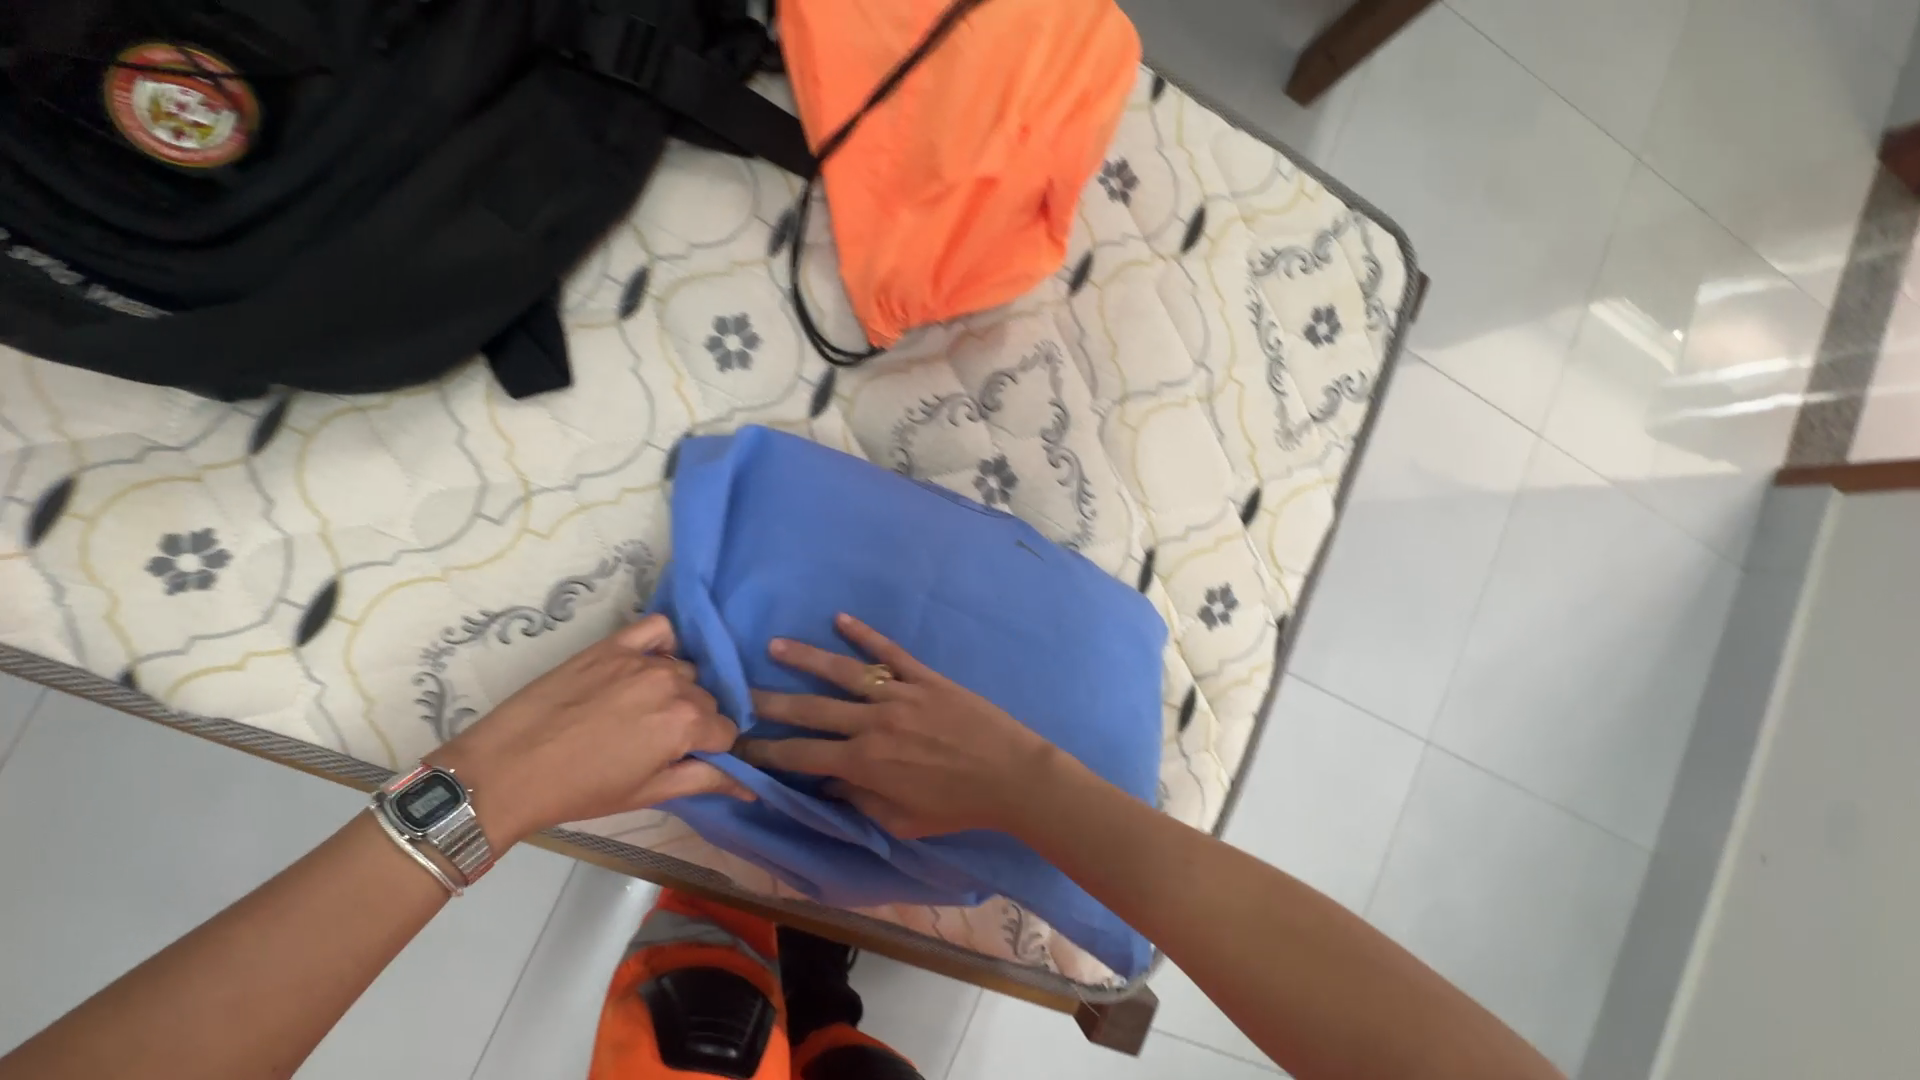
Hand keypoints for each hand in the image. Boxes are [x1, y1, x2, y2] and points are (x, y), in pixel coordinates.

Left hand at [428, 616, 744, 847]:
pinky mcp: (613, 645)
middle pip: (707, 699)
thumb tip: (750, 788)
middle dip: (693, 720)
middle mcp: (673, 685)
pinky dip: (664, 643)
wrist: (505, 770)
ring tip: (643, 709)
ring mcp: (642, 660)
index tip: (688, 757)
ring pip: (685, 670)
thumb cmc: (578, 791)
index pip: (727, 730)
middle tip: (659, 741)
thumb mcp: (647, 794)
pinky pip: (659, 628)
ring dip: (676, 689)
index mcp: (685, 725)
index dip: (711, 748)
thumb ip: (704, 780)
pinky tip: (649, 664)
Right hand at [737, 614, 1059, 838]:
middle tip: (737, 693)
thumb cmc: (957, 806)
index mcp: (864, 763)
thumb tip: (825, 784)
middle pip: (810, 709)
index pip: (801, 756)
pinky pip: (889, 652)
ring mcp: (899, 694)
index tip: (737, 744)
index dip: (766, 752)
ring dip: (805, 658)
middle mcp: (873, 723)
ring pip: (842, 672)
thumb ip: (859, 801)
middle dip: (770, 702)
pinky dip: (864, 634)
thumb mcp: (902, 820)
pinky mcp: (925, 677)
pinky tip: (840, 618)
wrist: (1012, 776)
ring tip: (773, 646)